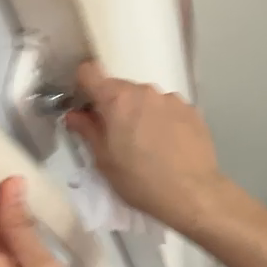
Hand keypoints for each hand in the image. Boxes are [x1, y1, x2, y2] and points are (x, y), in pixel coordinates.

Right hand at [63, 62, 230, 232]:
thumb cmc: (140, 180)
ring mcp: (172, 99)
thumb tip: (74, 114)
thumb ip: (87, 130)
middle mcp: (145, 91)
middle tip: (116, 135)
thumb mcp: (105, 160)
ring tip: (147, 142)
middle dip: (113, 105)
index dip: (83, 85)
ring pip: (146, 99)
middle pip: (120, 88)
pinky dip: (163, 119)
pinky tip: (168, 144)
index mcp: (118, 99)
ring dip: (140, 112)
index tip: (85, 105)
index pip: (90, 72)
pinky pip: (168, 108)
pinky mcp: (192, 110)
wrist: (192, 194)